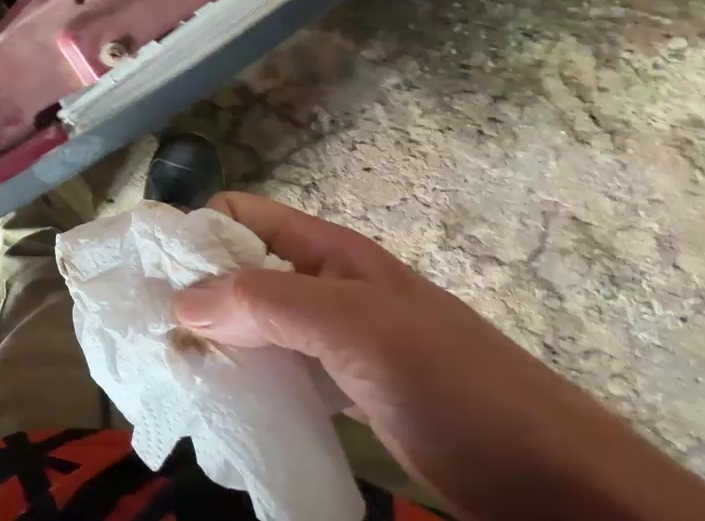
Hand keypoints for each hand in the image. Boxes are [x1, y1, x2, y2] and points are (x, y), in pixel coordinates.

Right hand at [172, 193, 704, 520]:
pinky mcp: (344, 391)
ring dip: (211, 336)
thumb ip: (262, 304)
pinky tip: (218, 394)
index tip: (143, 267)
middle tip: (143, 322)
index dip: (189, 231)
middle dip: (189, 289)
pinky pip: (276, 369)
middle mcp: (326, 287)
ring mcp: (336, 341)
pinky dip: (244, 375)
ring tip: (167, 360)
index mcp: (329, 252)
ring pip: (252, 322)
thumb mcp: (355, 329)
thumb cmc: (454, 384)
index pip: (238, 217)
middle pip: (238, 270)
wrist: (561, 488)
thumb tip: (176, 302)